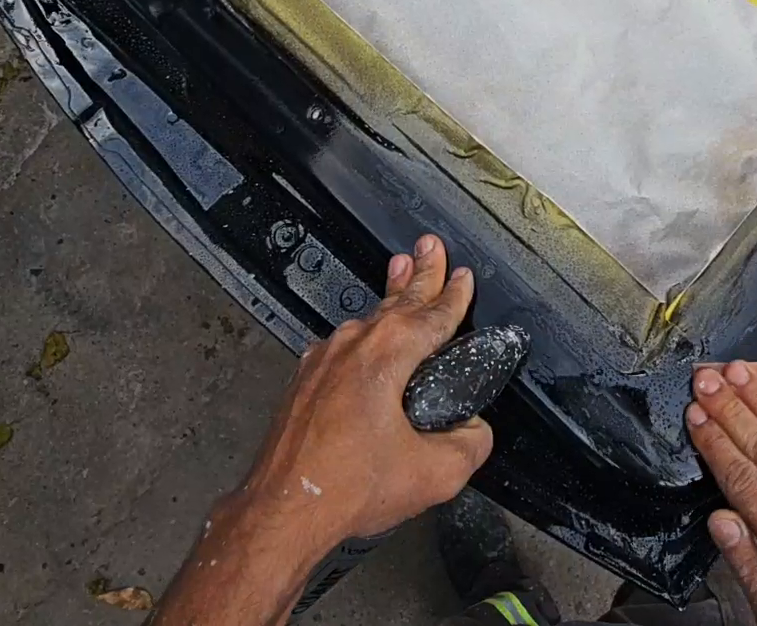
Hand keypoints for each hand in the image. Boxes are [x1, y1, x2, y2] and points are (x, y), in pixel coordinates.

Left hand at [237, 233, 493, 541]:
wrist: (280, 511)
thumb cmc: (347, 488)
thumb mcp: (434, 474)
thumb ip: (470, 444)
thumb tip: (475, 430)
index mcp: (389, 353)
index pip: (435, 315)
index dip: (454, 295)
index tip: (463, 276)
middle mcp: (355, 343)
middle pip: (400, 299)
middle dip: (422, 271)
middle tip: (431, 245)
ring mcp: (325, 357)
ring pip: (370, 317)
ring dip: (393, 293)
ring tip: (402, 268)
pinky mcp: (306, 378)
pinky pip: (345, 342)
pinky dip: (365, 328)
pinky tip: (366, 329)